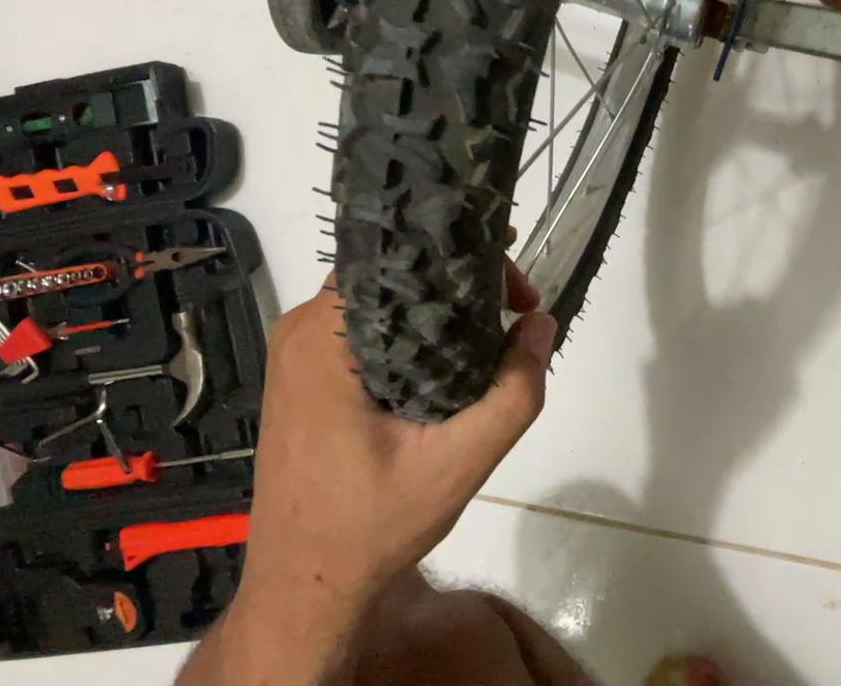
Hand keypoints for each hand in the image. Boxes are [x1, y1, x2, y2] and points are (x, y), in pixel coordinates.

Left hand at [237, 258, 553, 615]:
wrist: (305, 589)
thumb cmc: (371, 526)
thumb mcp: (459, 463)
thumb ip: (513, 393)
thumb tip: (541, 324)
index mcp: (323, 340)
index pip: (394, 256)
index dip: (459, 252)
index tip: (510, 272)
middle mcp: (303, 333)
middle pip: (391, 272)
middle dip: (459, 277)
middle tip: (516, 304)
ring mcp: (299, 355)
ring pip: (382, 299)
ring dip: (440, 303)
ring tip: (497, 324)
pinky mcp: (308, 378)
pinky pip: (368, 328)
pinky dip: (416, 326)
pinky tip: (457, 351)